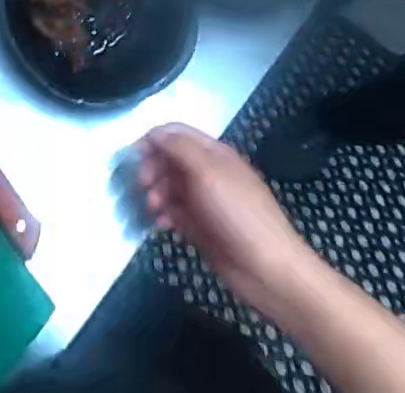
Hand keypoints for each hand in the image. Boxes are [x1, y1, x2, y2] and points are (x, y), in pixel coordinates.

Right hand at [138, 124, 313, 305]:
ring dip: (155, 193)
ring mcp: (204, 200)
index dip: (153, 139)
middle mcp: (207, 173)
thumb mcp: (208, 172)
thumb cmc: (239, 214)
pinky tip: (161, 224)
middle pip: (169, 159)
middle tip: (142, 185)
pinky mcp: (201, 226)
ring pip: (169, 186)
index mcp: (213, 154)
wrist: (270, 271)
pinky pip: (174, 212)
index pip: (176, 133)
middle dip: (151, 168)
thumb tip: (154, 133)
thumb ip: (178, 148)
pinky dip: (163, 214)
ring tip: (152, 209)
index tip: (134, 155)